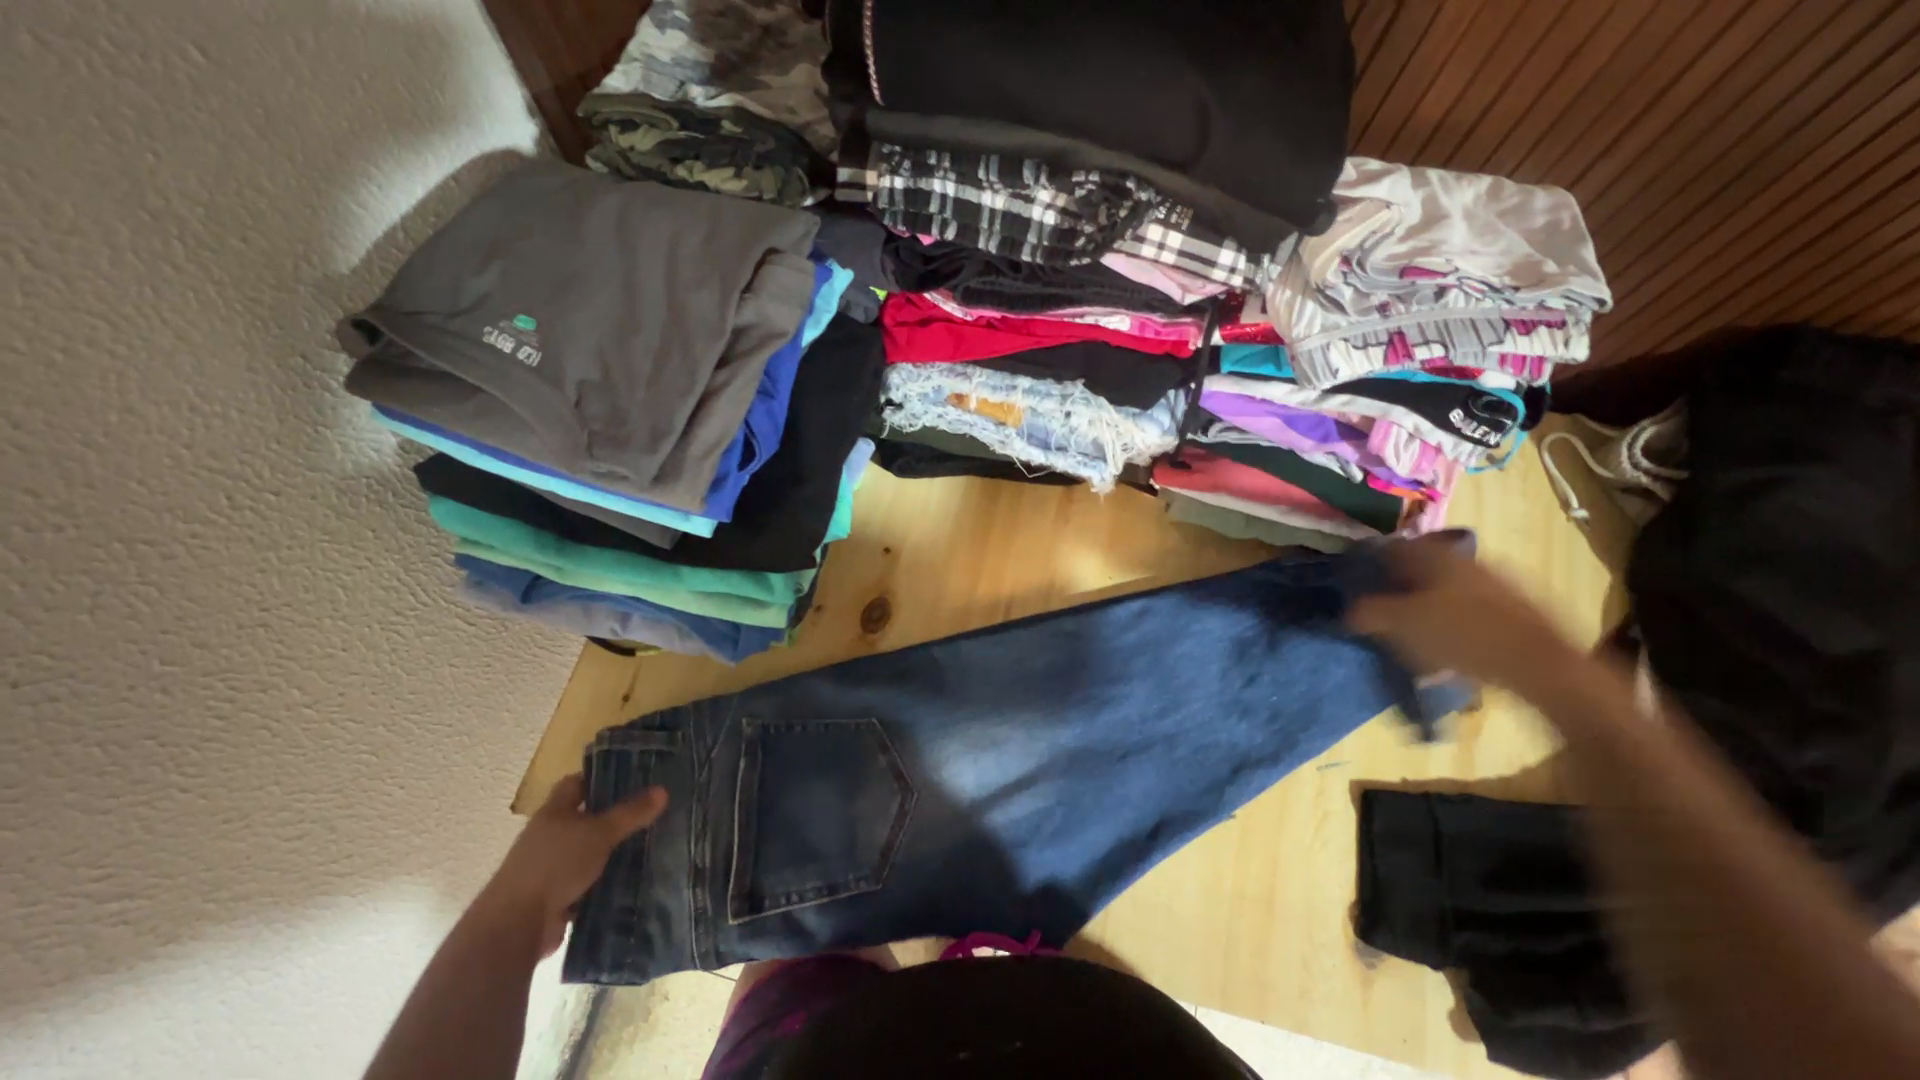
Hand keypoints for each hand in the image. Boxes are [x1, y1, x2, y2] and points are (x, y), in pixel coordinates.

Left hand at [476, 774, 667, 956]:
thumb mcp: (599, 833)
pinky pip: (588, 883)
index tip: (632, 779)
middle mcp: (549, 836)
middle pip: (584, 819)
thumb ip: (630, 813)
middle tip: (651, 814)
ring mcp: (551, 868)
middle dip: (614, 818)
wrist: (518, 923)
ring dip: (612, 853)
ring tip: (650, 847)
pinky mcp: (557, 897)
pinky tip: (633, 881)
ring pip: (588, 853)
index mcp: (553, 812)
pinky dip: (606, 883)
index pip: (576, 784)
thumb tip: (663, 790)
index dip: (600, 779)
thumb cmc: (556, 864)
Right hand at [1347, 537, 1579, 691]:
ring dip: (1425, 600)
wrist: (1539, 663)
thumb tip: (1347, 610)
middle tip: (1383, 608)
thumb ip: (1369, 612)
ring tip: (1413, 629)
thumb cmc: (1462, 636)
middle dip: (1399, 584)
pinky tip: (1447, 638)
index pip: (1391, 547)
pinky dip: (1450, 613)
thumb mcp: (1402, 625)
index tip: (1357, 583)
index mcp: (1434, 555)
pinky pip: (1466, 602)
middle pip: (1419, 566)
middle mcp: (1463, 558)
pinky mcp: (1510, 604)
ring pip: (1444, 584)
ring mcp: (1491, 579)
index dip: (1370, 562)